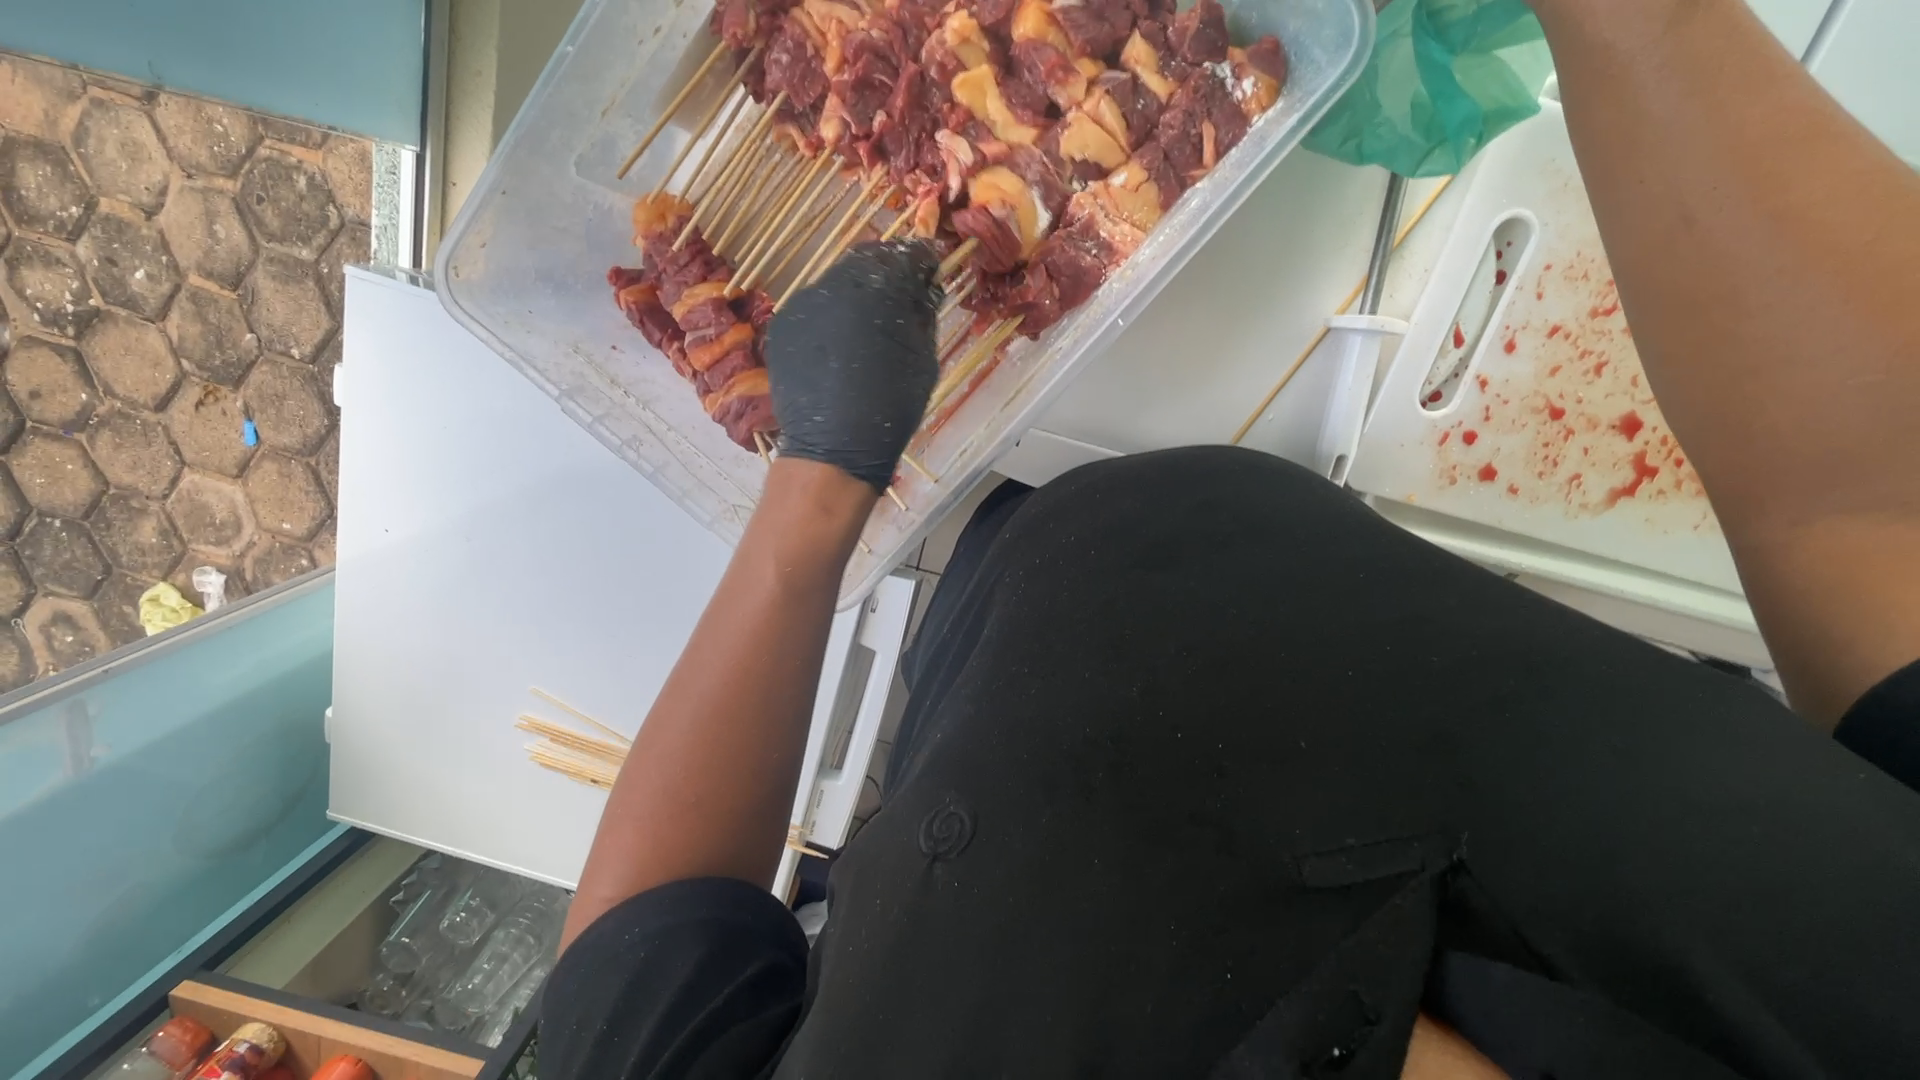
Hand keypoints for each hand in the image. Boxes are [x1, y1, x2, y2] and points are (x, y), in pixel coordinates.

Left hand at [767, 241, 941, 491]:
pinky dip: (832, 315)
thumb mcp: (923, 357)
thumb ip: (922, 312)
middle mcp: (834, 284)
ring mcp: (803, 304)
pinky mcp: (783, 326)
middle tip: (901, 294)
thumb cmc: (890, 406)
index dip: (922, 261)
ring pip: (837, 282)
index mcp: (876, 289)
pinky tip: (841, 345)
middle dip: (887, 273)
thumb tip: (922, 287)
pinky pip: (815, 308)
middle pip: (866, 262)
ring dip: (857, 293)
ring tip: (870, 323)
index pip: (905, 255)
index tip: (931, 272)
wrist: (834, 448)